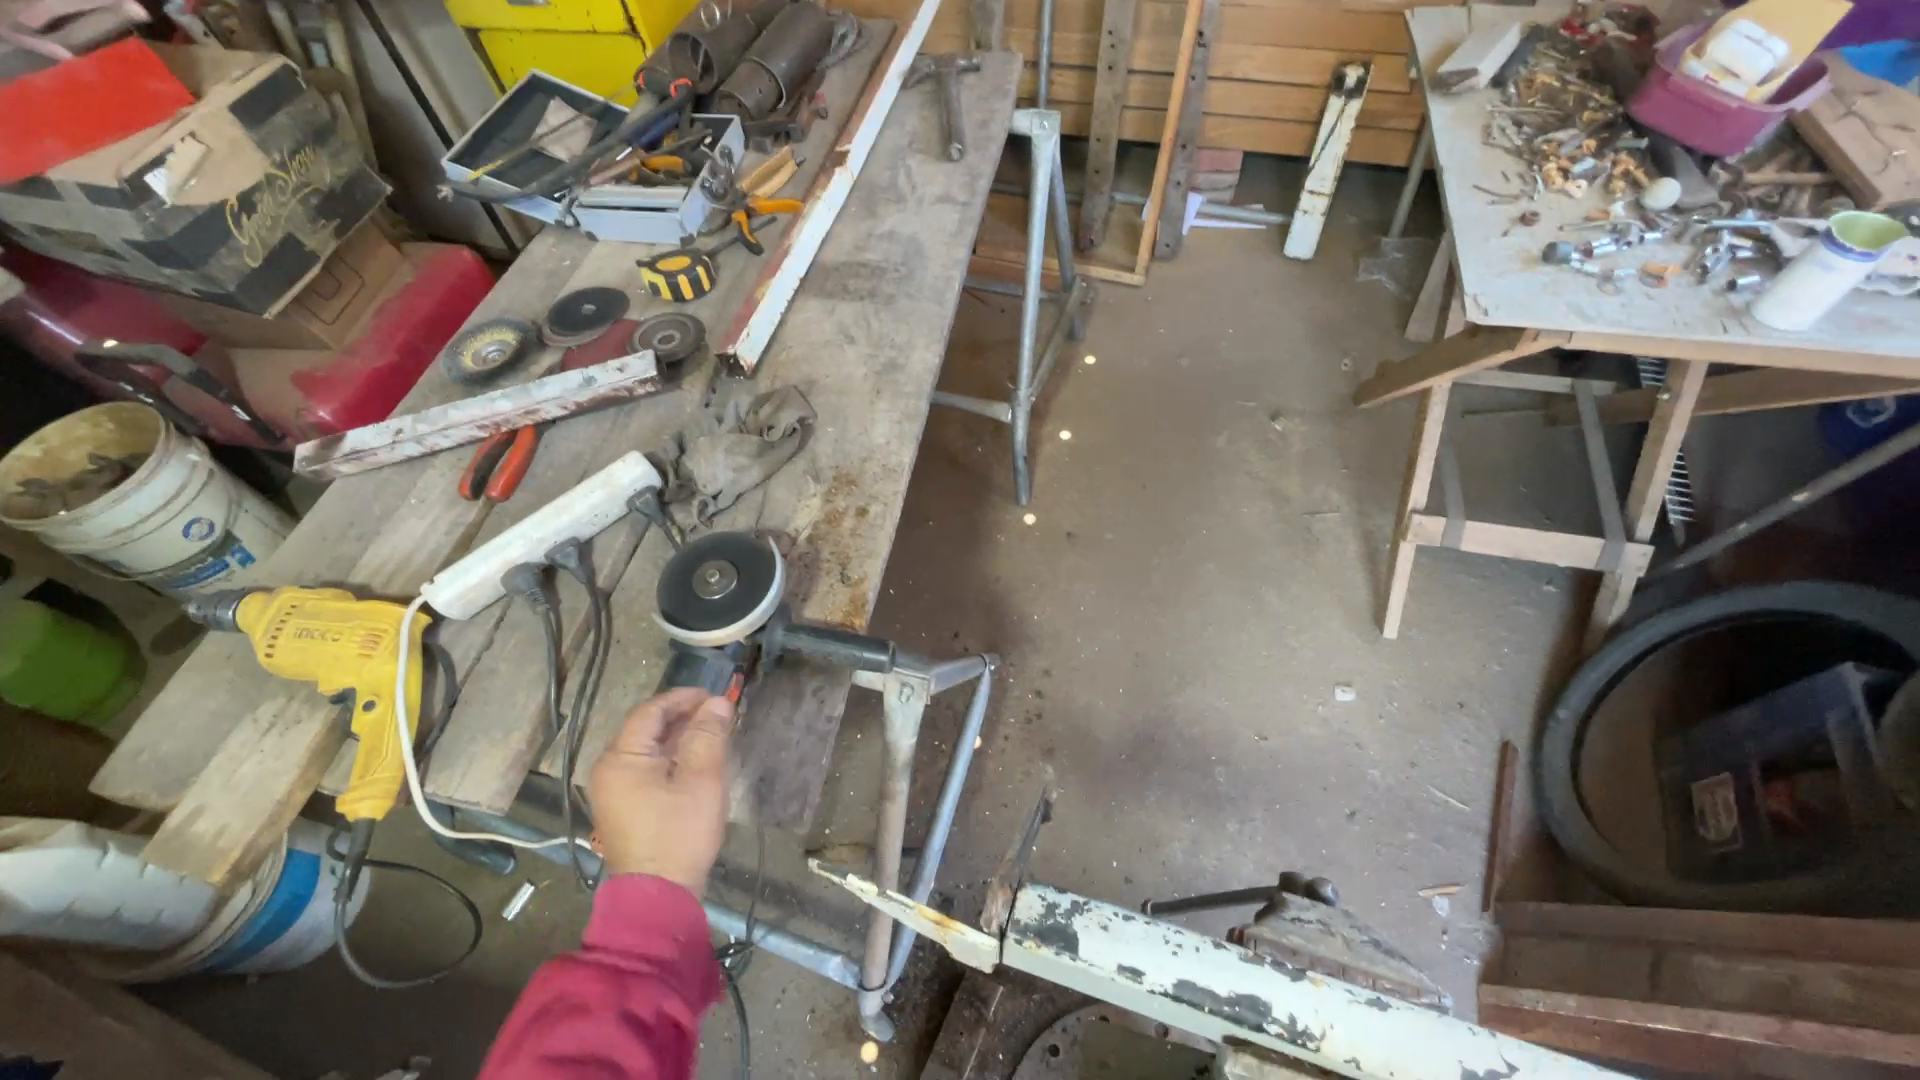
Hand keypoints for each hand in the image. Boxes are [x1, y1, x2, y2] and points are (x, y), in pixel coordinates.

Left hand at [588, 688, 735, 893]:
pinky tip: (695, 761)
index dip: (683, 698)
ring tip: (712, 734)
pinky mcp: (623, 808)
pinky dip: (670, 758)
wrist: (659, 895)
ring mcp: (613, 791)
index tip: (714, 695)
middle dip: (682, 717)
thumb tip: (716, 702)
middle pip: (646, 729)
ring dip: (678, 737)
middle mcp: (609, 770)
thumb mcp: (701, 779)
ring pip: (647, 750)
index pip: (650, 712)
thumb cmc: (679, 833)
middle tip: (717, 713)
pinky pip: (646, 770)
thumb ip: (708, 735)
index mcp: (621, 759)